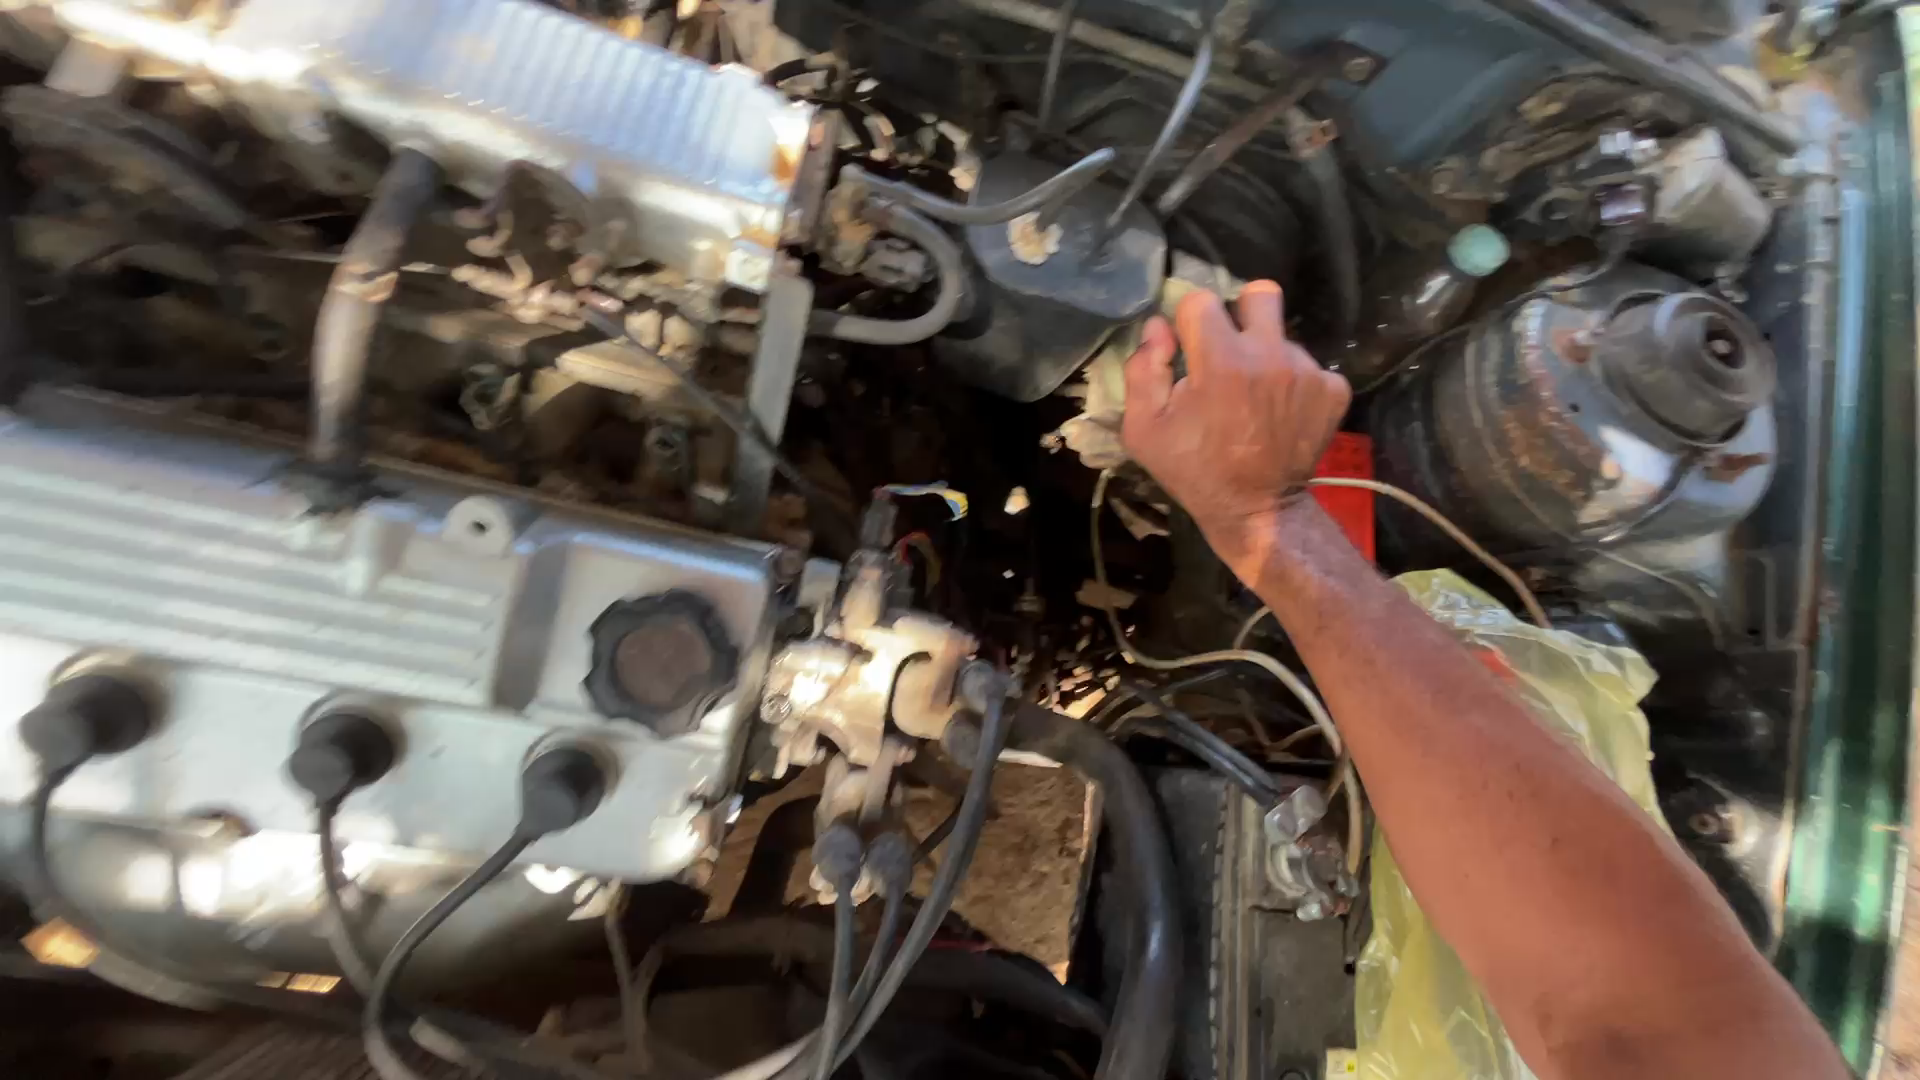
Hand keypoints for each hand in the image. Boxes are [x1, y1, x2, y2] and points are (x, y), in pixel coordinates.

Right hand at [1121, 281, 1351, 576]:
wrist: (1257, 510)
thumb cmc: (1192, 470)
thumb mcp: (1143, 430)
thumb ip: (1143, 370)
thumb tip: (1158, 327)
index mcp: (1220, 361)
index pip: (1200, 301)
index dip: (1186, 322)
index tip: (1186, 348)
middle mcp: (1269, 355)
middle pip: (1259, 294)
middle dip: (1238, 314)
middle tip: (1227, 350)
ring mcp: (1308, 371)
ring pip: (1282, 336)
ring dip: (1264, 356)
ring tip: (1252, 397)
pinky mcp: (1333, 390)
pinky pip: (1309, 366)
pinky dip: (1292, 383)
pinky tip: (1278, 411)